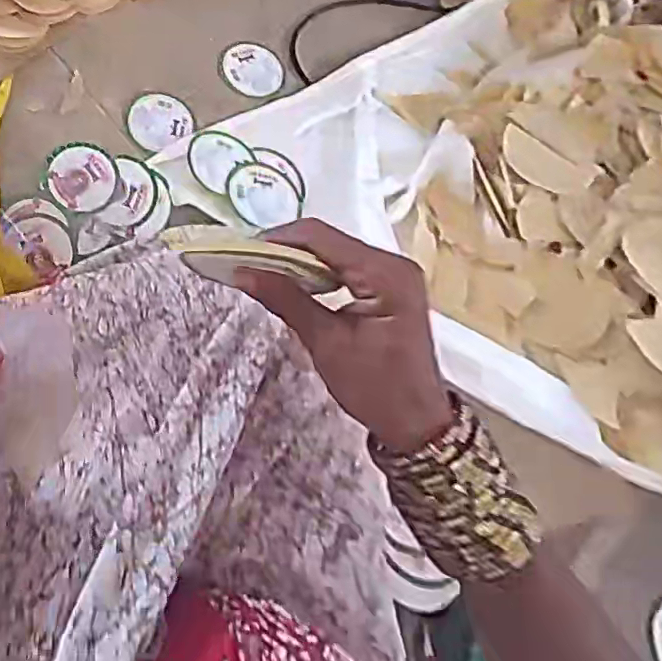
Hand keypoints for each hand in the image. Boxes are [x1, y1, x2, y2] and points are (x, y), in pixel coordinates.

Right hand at [231, 219, 452, 451]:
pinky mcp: (388, 283)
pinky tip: (294, 284)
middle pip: (327, 240)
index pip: (320, 237)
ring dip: (298, 260)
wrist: (417, 423)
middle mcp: (393, 262)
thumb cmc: (377, 389)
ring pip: (333, 251)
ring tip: (264, 274)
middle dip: (285, 249)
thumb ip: (285, 299)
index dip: (278, 239)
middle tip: (249, 265)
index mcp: (385, 272)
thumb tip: (243, 272)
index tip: (244, 252)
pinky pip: (344, 266)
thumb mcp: (326, 343)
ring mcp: (393, 272)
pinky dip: (316, 272)